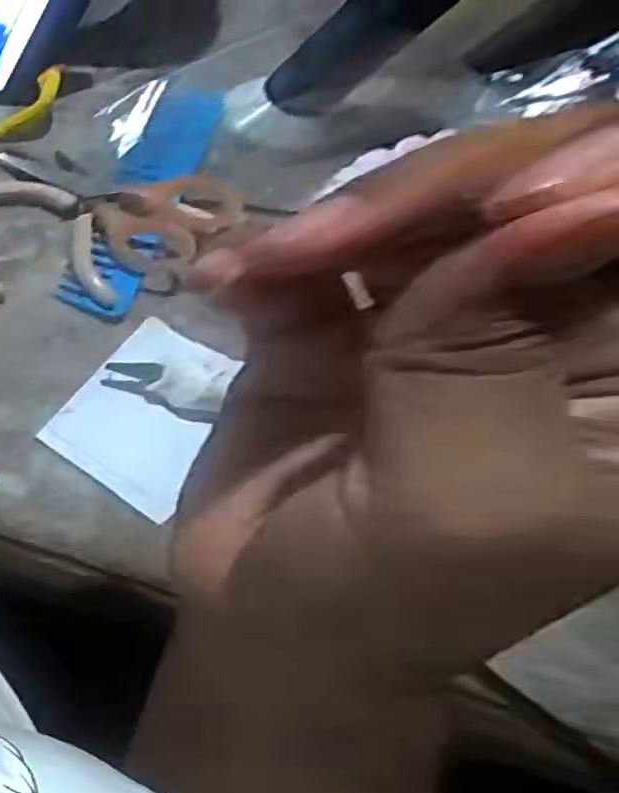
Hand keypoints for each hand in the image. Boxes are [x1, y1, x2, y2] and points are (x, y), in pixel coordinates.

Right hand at [174, 107, 618, 687]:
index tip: (506, 212)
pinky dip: (258, 263)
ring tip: (249, 269)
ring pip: (410, 213)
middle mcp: (555, 320)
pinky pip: (302, 269)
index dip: (616, 171)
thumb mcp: (466, 496)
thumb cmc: (388, 589)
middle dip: (430, 195)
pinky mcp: (322, 338)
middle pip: (534, 187)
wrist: (263, 617)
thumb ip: (486, 367)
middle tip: (315, 243)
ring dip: (326, 225)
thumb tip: (528, 215)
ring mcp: (427, 322)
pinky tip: (217, 282)